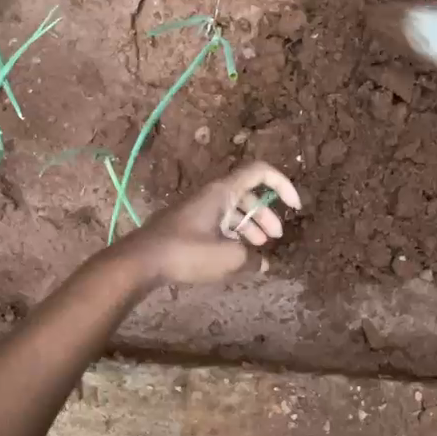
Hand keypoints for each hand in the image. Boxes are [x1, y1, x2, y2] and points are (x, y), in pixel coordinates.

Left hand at [114, 162, 302, 286]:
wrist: (141, 260)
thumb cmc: (187, 252)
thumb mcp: (228, 257)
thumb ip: (252, 258)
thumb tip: (262, 263)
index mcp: (223, 192)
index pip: (260, 172)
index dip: (283, 185)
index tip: (295, 207)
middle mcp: (211, 195)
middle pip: (247, 195)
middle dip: (266, 214)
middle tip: (275, 237)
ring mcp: (197, 210)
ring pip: (232, 211)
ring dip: (249, 227)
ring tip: (258, 250)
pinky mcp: (187, 226)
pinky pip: (217, 224)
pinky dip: (232, 236)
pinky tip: (235, 258)